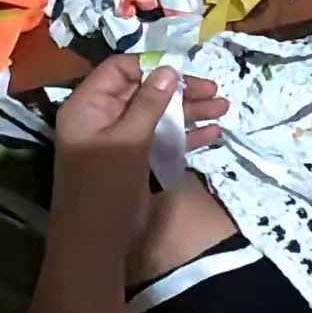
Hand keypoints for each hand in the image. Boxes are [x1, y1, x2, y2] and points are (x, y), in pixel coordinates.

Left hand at [52, 55, 228, 231]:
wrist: (95, 246)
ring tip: (223, 109)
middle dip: (181, 91)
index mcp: (88, 106)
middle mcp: (103, 118)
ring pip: (158, 116)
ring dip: (189, 112)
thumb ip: (149, 103)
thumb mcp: (128, 140)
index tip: (186, 70)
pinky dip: (185, 136)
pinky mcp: (135, 161)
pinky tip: (212, 134)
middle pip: (144, 92)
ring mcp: (120, 141)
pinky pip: (161, 140)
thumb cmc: (105, 187)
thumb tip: (170, 70)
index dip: (152, 66)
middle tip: (215, 91)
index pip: (120, 70)